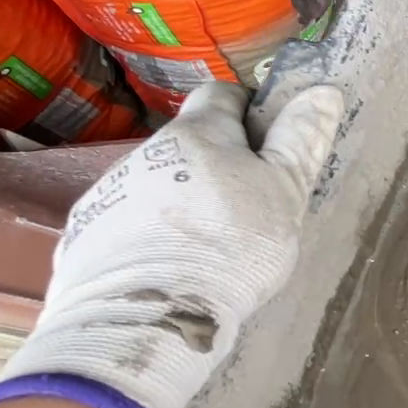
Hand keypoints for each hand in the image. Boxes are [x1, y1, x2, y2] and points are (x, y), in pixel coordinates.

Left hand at [0, 81, 343, 407]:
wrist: (148, 317)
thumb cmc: (232, 241)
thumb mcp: (286, 190)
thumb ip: (301, 140)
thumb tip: (323, 91)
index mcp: (197, 134)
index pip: (222, 95)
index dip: (251, 110)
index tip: (273, 142)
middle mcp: (145, 152)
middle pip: (192, 145)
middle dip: (221, 164)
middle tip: (254, 204)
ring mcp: (109, 195)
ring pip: (161, 183)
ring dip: (187, 198)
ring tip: (212, 243)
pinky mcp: (85, 238)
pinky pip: (130, 222)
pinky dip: (154, 234)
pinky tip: (175, 265)